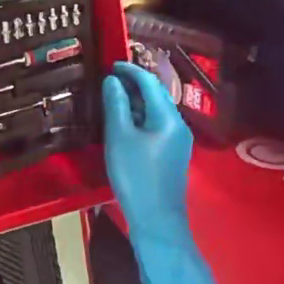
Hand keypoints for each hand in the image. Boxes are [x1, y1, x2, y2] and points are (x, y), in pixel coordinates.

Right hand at [102, 61, 231, 283]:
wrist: (156, 219)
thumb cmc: (135, 176)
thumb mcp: (120, 137)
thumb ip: (116, 105)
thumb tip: (112, 81)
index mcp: (168, 117)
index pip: (150, 83)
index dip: (129, 70)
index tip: (109, 63)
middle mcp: (177, 124)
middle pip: (155, 95)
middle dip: (132, 84)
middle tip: (107, 79)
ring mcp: (176, 140)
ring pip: (154, 111)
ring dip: (134, 101)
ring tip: (110, 98)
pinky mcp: (170, 153)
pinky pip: (154, 125)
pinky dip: (138, 117)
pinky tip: (121, 122)